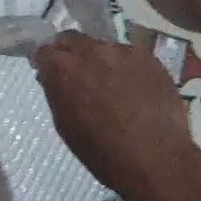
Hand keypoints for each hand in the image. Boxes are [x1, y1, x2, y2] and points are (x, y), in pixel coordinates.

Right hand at [31, 31, 195, 195]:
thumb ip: (55, 92)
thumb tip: (52, 77)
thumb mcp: (65, 125)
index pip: (44, 50)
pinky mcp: (150, 58)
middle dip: (69, 52)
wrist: (156, 161)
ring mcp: (123, 51)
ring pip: (102, 47)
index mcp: (63, 67)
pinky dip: (125, 67)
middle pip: (72, 39)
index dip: (44, 61)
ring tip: (109, 83)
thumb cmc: (102, 151)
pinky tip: (133, 88)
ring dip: (99, 60)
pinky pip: (129, 56)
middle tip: (76, 73)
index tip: (47, 72)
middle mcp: (91, 50)